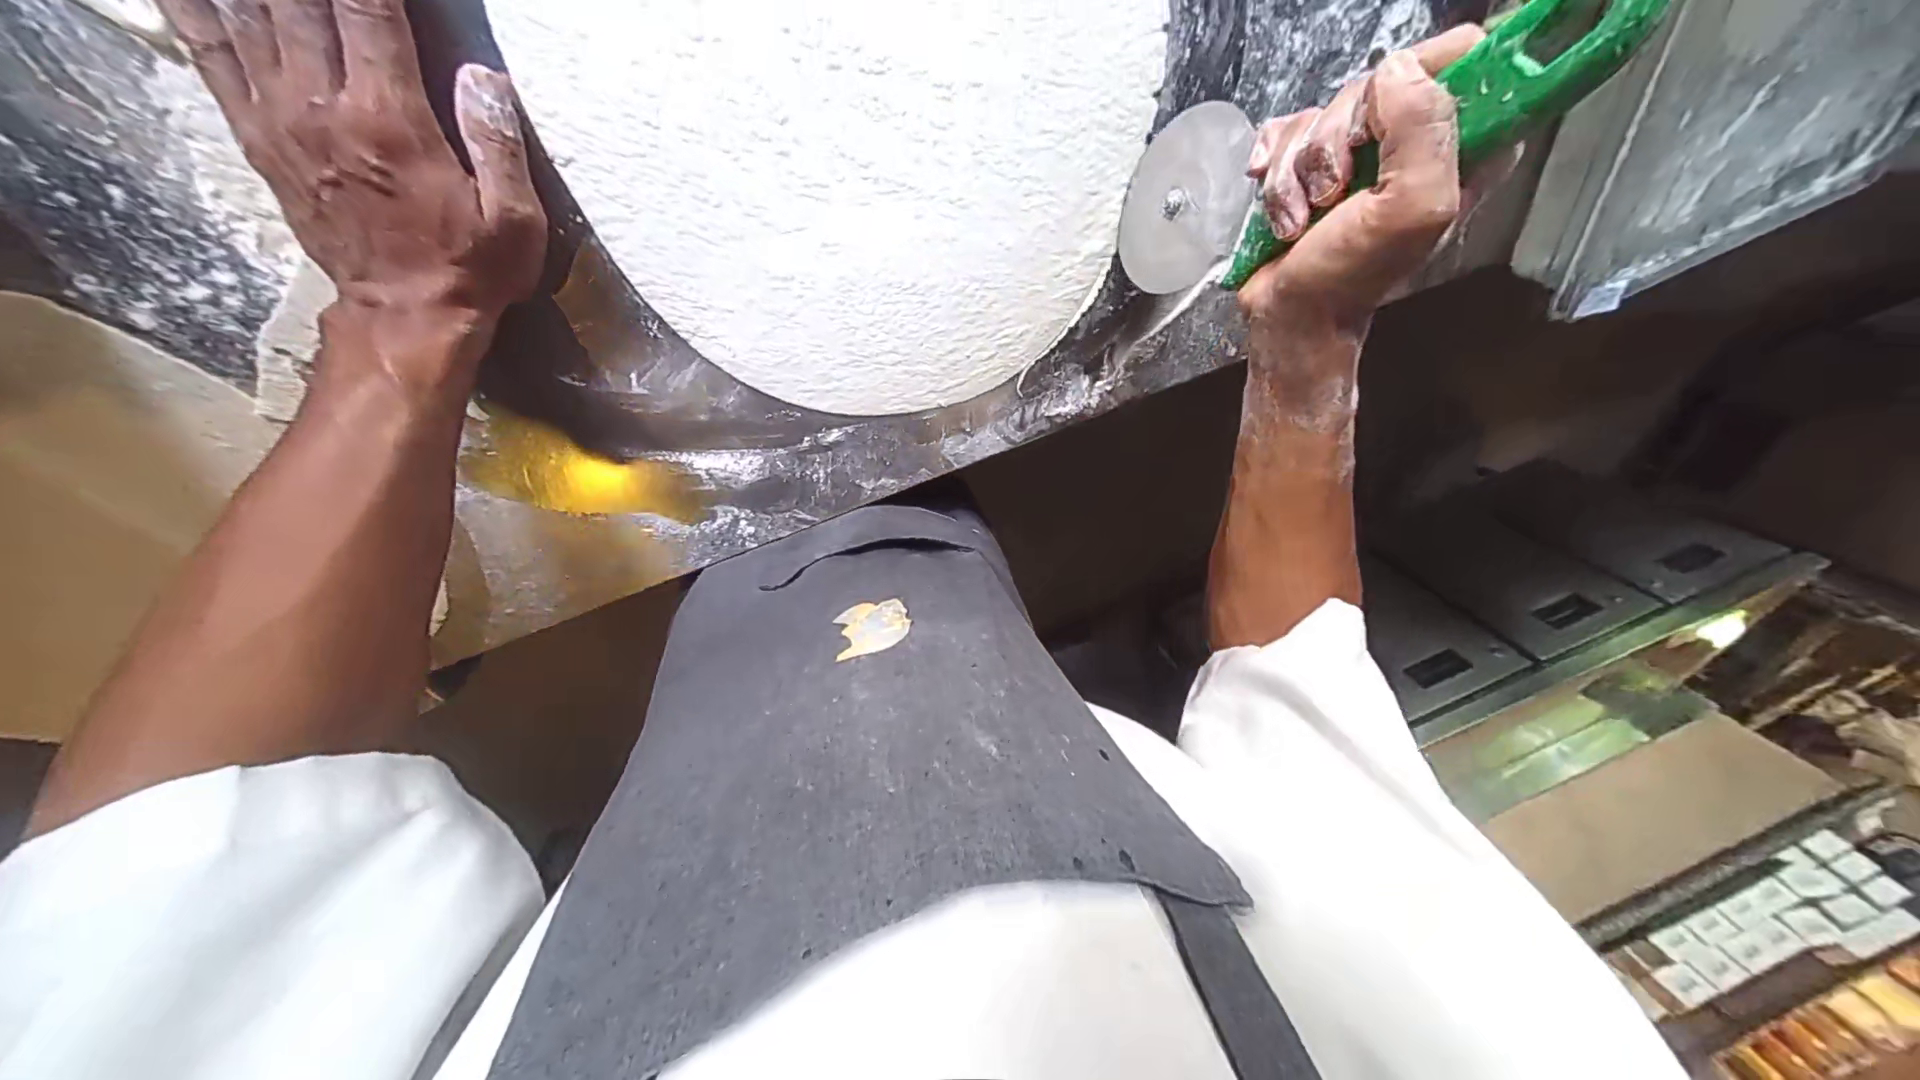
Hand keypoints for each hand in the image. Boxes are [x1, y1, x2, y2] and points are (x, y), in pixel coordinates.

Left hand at [158, 0, 545, 335]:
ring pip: (248, 10)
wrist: (408, 314)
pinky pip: (207, 48)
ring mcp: (280, 116)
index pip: (370, 10)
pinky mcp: (257, 135)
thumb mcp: (516, 221)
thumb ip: (499, 145)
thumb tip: (484, 76)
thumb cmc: (472, 268)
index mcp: (393, 121)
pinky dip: (197, 6)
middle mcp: (324, 104)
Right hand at [1239, 26, 1484, 332]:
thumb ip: (1423, 129)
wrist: (1291, 316)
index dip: (1411, 81)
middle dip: (1335, 141)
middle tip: (1332, 194)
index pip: (1460, 56)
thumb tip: (1395, 72)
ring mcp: (1354, 154)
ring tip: (1302, 218)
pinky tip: (1280, 209)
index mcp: (1461, 147)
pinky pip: (1284, 135)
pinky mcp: (1306, 167)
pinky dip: (1272, 176)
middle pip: (1374, 83)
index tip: (1377, 132)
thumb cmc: (1347, 280)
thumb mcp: (1410, 209)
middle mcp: (1409, 143)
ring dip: (1297, 172)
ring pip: (1321, 113)